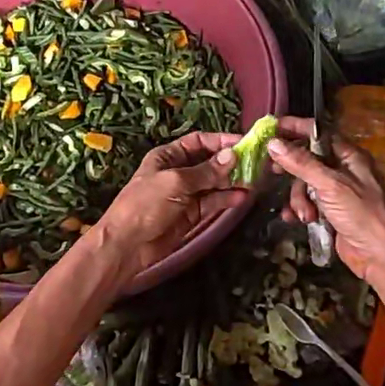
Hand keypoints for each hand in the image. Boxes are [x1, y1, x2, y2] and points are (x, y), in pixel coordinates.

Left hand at [87, 132, 251, 289]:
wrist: (127, 244)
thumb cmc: (146, 204)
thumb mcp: (176, 182)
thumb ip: (206, 171)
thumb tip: (233, 155)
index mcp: (168, 156)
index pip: (198, 142)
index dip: (220, 141)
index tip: (244, 143)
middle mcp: (178, 172)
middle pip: (209, 162)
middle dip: (231, 162)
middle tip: (257, 163)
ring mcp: (186, 194)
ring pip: (214, 183)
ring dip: (233, 181)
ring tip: (255, 180)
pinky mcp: (192, 214)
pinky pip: (213, 202)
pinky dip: (227, 199)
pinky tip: (243, 197)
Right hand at [266, 117, 384, 284]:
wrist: (383, 257)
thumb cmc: (362, 215)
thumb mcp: (331, 185)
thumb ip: (302, 163)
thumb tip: (274, 142)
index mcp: (350, 156)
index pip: (319, 133)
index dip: (296, 129)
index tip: (272, 129)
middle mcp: (344, 170)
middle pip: (309, 159)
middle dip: (292, 168)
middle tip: (272, 170)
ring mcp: (338, 193)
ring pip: (305, 184)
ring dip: (298, 198)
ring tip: (304, 214)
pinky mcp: (332, 213)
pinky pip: (308, 203)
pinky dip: (300, 210)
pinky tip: (298, 220)